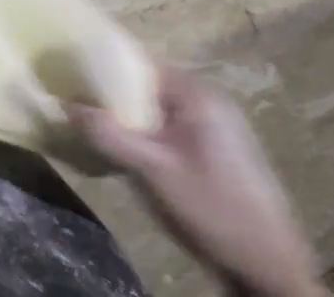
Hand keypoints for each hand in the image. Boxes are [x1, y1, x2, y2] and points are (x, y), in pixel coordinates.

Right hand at [73, 68, 325, 296]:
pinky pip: (169, 130)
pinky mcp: (216, 152)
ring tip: (96, 136)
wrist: (270, 268)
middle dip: (112, 100)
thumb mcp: (153, 171)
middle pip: (146, 88)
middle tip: (77, 113)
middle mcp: (209, 102)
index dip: (101, 71)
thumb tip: (63, 103)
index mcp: (198, 95)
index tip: (69, 82)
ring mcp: (216, 128)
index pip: (139, 65)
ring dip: (128, 122)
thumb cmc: (212, 208)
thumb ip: (108, 134)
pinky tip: (129, 158)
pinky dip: (146, 138)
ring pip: (156, 112)